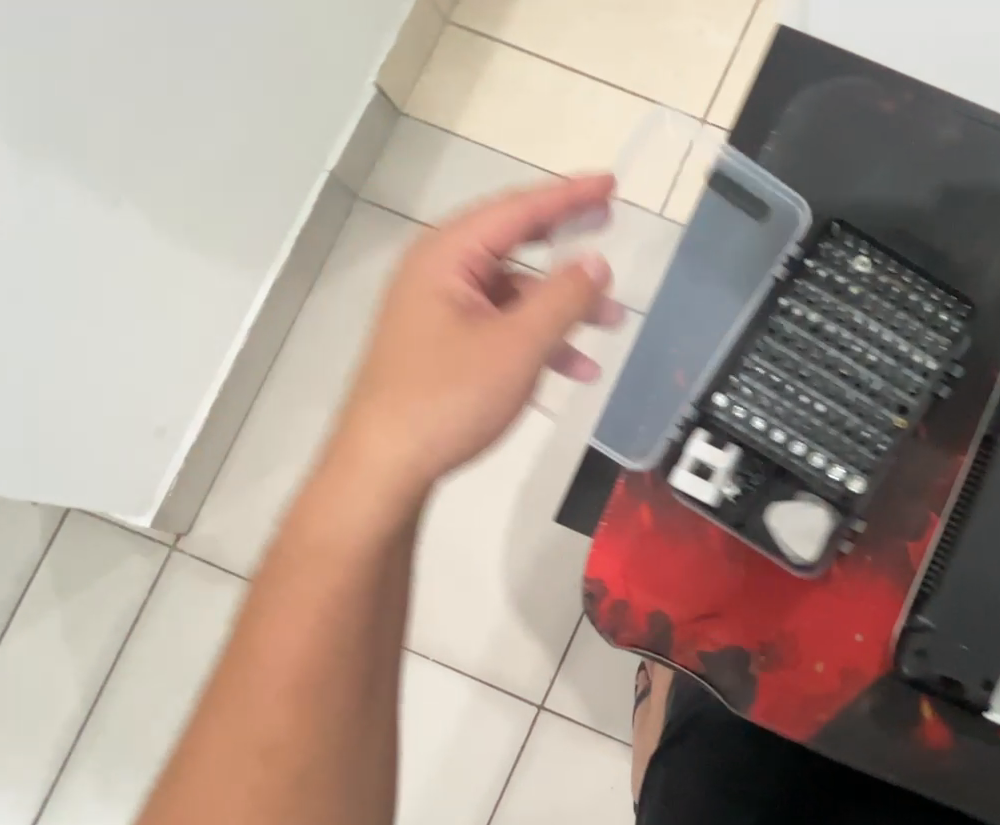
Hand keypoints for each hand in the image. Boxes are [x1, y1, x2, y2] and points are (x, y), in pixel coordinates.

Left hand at [328, 174, 623, 500]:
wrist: (387, 464)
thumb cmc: (449, 398)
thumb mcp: (517, 346)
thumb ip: (562, 299)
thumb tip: (597, 262)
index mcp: (447, 257)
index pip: (516, 211)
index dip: (568, 197)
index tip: (611, 185)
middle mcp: (439, 274)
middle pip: (515, 249)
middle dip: (570, 258)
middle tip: (612, 245)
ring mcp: (440, 312)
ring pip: (514, 295)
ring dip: (562, 310)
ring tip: (610, 328)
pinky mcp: (444, 346)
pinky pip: (503, 328)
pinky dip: (540, 341)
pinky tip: (573, 370)